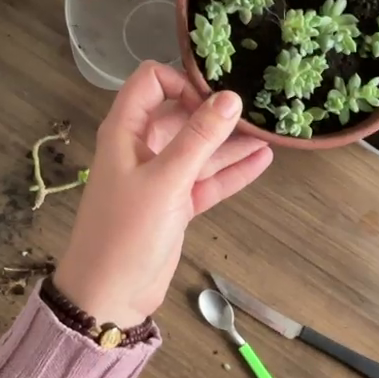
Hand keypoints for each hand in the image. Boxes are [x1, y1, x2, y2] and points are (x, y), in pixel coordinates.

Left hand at [53, 61, 273, 327]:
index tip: (216, 96)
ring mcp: (161, 177)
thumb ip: (200, 138)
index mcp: (126, 131)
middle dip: (216, 111)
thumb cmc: (126, 231)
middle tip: (258, 109)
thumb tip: (231, 97)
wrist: (108, 296)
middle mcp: (143, 147)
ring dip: (231, 142)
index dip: (183, 81)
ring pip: (200, 149)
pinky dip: (232, 171)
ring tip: (271, 131)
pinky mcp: (176, 204)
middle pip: (183, 115)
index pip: (152, 82)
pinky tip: (262, 160)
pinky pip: (207, 179)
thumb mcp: (165, 180)